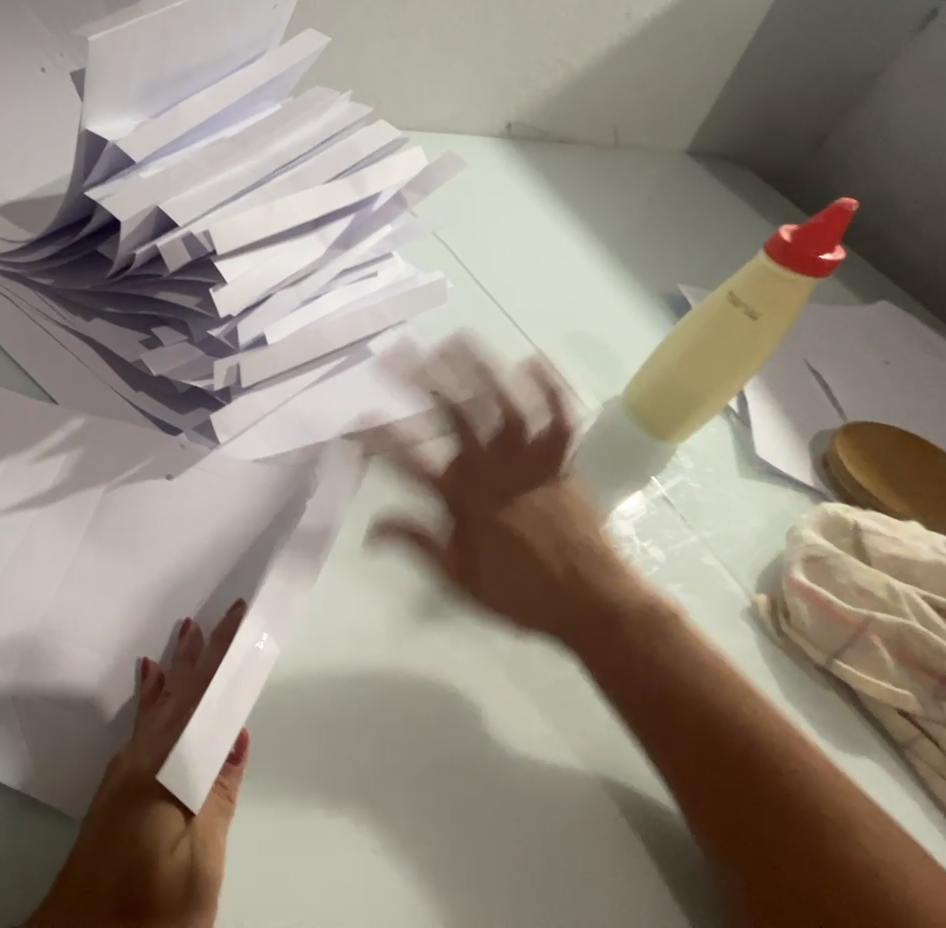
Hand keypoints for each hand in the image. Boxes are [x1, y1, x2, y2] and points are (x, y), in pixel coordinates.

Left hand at [24, 601, 251, 927]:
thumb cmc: (146, 910)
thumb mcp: (198, 863)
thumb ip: (216, 796)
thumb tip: (235, 736)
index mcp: (165, 771)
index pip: (203, 702)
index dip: (221, 660)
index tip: (237, 621)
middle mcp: (141, 760)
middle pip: (179, 696)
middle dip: (201, 654)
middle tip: (217, 614)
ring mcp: (125, 773)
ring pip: (158, 705)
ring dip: (176, 668)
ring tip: (185, 633)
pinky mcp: (118, 789)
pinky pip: (141, 724)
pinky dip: (150, 696)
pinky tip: (149, 682)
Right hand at [369, 346, 660, 647]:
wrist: (594, 605)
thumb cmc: (520, 595)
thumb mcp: (457, 578)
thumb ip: (415, 544)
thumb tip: (370, 529)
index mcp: (461, 500)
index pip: (407, 463)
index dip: (378, 442)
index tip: (352, 426)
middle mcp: (492, 471)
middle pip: (454, 416)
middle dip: (423, 383)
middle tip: (399, 357)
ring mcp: (529, 463)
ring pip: (501, 405)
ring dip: (478, 370)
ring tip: (454, 340)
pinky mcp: (562, 463)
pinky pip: (559, 420)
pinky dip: (548, 389)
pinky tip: (532, 360)